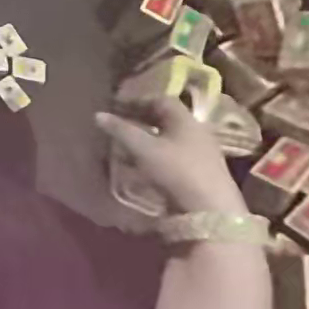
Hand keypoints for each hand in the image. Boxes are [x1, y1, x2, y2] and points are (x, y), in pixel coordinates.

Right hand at [97, 100, 246, 215]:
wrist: (210, 208)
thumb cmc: (175, 171)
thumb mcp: (143, 148)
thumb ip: (120, 130)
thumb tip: (98, 114)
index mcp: (185, 119)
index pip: (161, 100)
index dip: (137, 100)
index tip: (117, 106)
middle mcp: (196, 130)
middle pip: (166, 118)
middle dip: (141, 118)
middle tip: (120, 123)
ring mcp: (201, 151)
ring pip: (169, 136)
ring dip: (147, 137)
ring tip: (127, 144)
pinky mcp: (200, 170)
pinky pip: (173, 153)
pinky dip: (155, 152)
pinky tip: (143, 164)